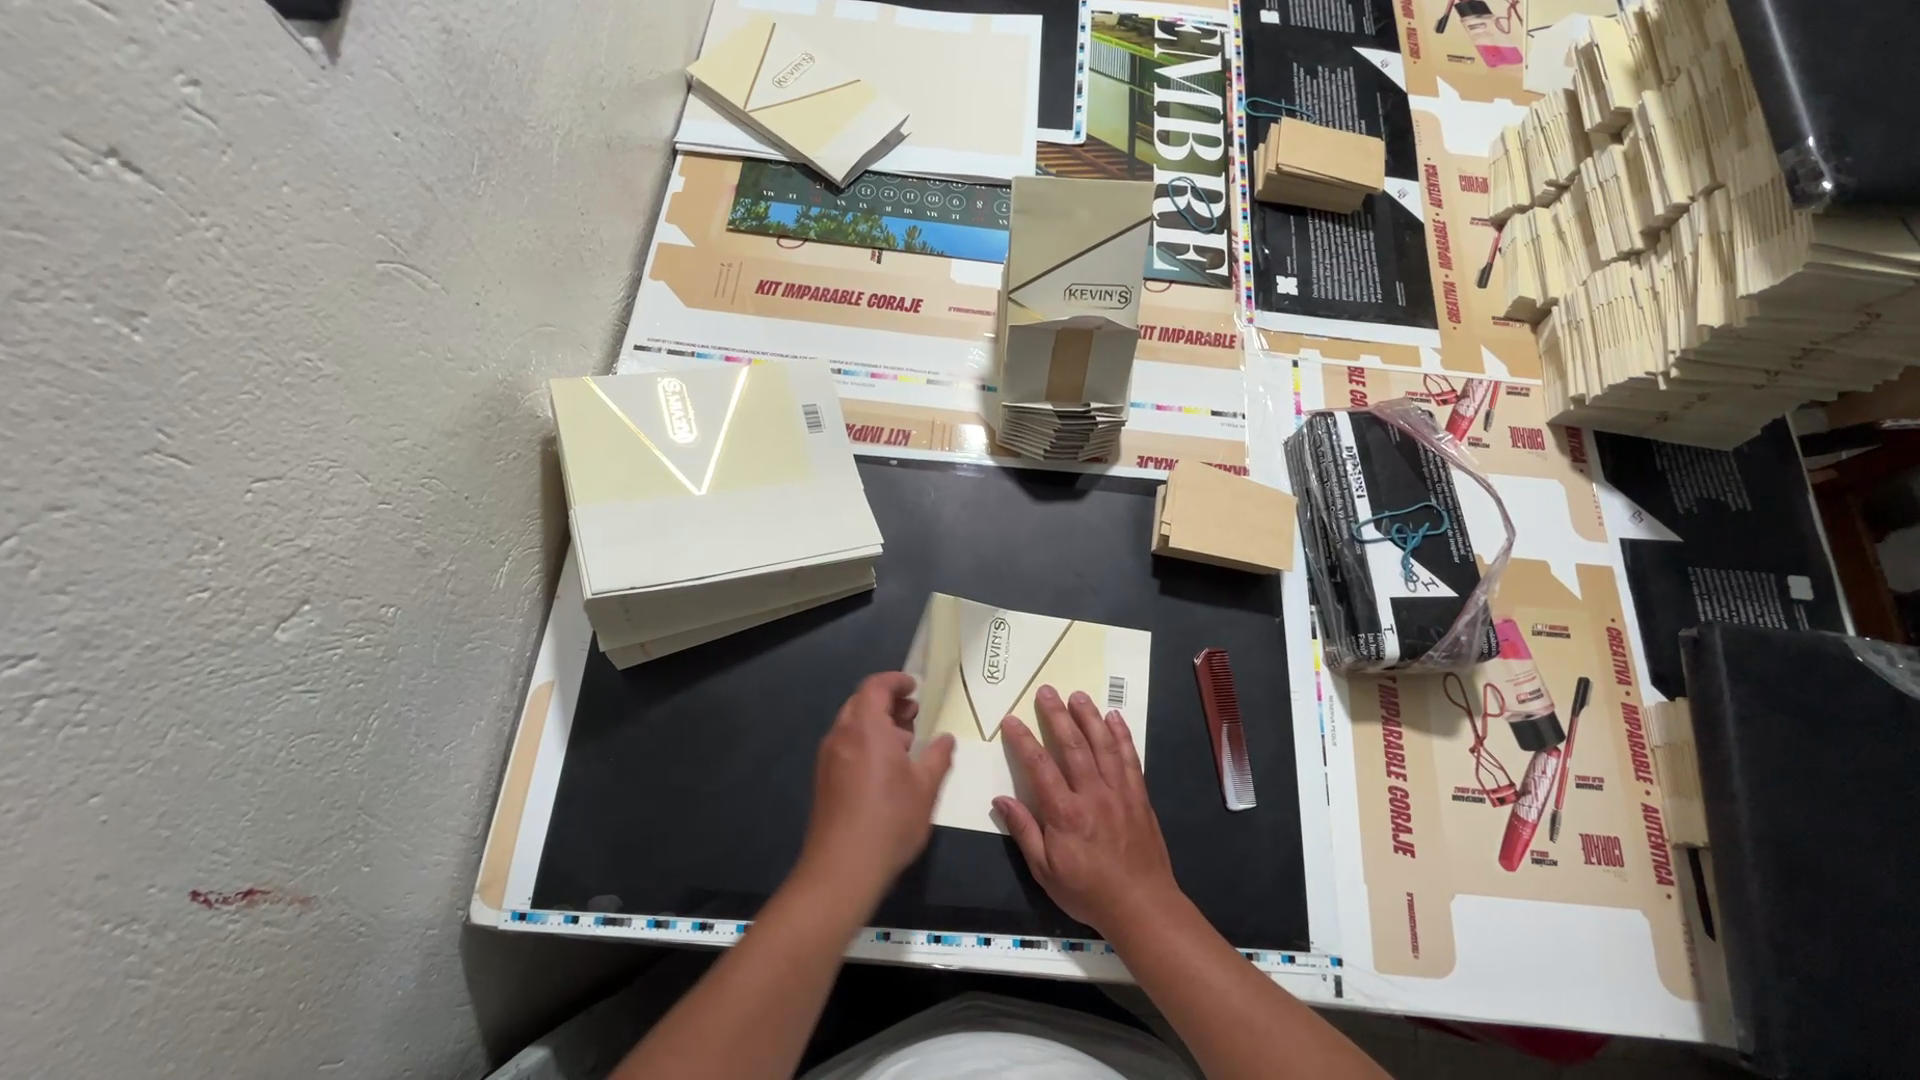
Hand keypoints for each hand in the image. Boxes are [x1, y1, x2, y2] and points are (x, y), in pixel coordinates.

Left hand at [799, 672, 955, 899]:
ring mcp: (828, 759)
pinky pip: (845, 746)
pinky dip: (864, 743)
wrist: (842, 868)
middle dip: (887, 703)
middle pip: (860, 703)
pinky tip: (885, 770)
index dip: (895, 681)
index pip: (875, 687)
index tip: (914, 687)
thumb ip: (937, 757)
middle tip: (913, 716)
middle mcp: (842, 736)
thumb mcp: (925, 788)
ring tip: (904, 744)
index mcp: (866, 728)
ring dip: (876, 724)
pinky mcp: (823, 780)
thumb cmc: (890, 821)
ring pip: (851, 726)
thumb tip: (945, 739)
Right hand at [993, 685, 1182, 935]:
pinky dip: (1122, 736)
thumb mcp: (1045, 871)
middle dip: (1058, 715)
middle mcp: (1092, 795)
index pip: (1039, 767)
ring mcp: (1119, 792)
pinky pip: (1129, 759)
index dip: (1023, 740)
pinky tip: (1115, 718)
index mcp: (1065, 813)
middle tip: (1047, 691)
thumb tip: (1001, 800)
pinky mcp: (1138, 796)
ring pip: (1103, 745)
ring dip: (1090, 717)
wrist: (1141, 905)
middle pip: (1073, 746)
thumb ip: (1024, 832)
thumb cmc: (1087, 892)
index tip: (1011, 720)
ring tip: (1078, 695)